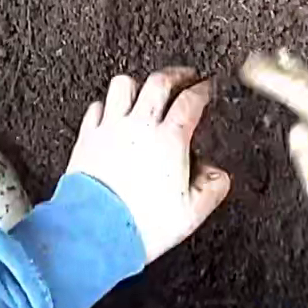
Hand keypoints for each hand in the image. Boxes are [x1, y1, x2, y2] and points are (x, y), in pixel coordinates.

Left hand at [66, 67, 232, 262]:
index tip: (208, 87)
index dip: (203, 89)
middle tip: (185, 76)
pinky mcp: (88, 137)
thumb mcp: (190, 213)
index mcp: (169, 140)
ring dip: (138, 84)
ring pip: (124, 85)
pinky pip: (97, 107)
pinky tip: (113, 113)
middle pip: (159, 82)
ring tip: (146, 89)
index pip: (190, 101)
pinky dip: (108, 105)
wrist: (93, 234)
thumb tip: (219, 175)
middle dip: (176, 74)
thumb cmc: (141, 225)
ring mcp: (111, 128)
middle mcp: (140, 126)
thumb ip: (212, 189)